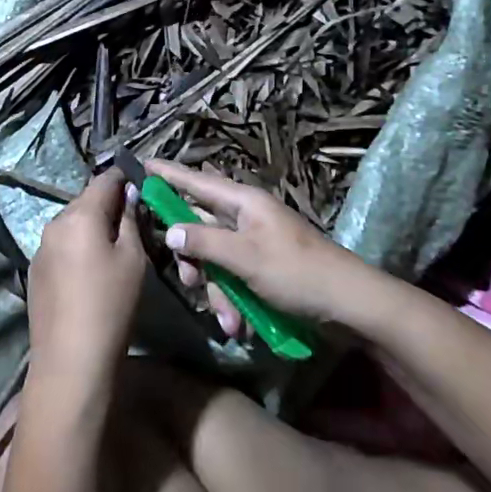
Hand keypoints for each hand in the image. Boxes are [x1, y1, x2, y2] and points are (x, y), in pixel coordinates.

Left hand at [27, 169, 146, 384]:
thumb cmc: (111, 305)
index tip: (141, 181)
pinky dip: (78, 248)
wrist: (70, 360)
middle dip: (108, 205)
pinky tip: (91, 272)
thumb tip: (128, 195)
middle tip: (135, 221)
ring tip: (116, 248)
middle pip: (86, 202)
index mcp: (79, 215)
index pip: (103, 180)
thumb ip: (130, 220)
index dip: (123, 177)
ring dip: (93, 228)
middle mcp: (54, 224)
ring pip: (72, 225)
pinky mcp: (35, 271)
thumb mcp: (133, 260)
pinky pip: (61, 246)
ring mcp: (40, 248)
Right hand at [147, 159, 367, 338]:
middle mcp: (244, 217)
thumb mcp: (245, 257)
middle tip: (191, 281)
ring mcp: (253, 244)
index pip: (195, 180)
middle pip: (198, 227)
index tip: (139, 166)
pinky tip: (240, 326)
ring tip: (229, 321)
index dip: (167, 174)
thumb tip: (170, 232)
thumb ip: (203, 241)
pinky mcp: (261, 268)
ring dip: (216, 291)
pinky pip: (232, 278)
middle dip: (193, 260)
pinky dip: (232, 301)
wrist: (351, 307)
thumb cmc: (297, 272)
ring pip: (213, 259)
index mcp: (242, 201)